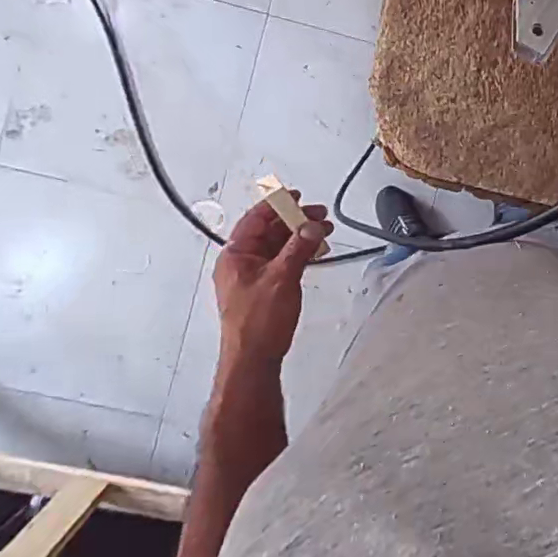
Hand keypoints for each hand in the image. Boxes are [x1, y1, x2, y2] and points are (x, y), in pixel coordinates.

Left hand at [213, 194, 332, 366]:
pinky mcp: (264, 290)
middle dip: (294, 221)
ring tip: (322, 232)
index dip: (277, 205)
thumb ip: (298, 248)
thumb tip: (310, 227)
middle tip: (317, 215)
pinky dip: (298, 254)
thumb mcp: (282, 278)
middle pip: (268, 231)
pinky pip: (282, 262)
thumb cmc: (256, 324)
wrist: (254, 359)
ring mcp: (252, 277)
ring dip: (300, 238)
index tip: (296, 197)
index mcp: (235, 256)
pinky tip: (314, 252)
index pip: (256, 219)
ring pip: (278, 247)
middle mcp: (241, 264)